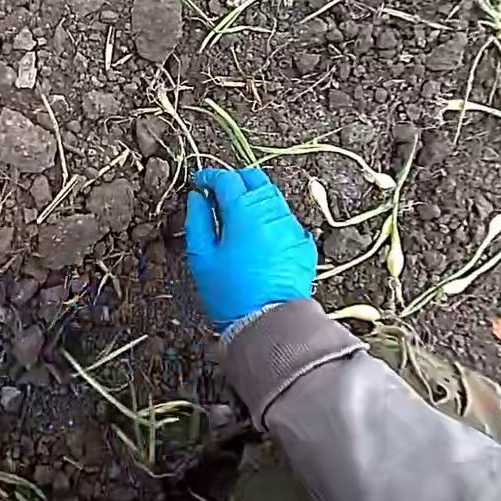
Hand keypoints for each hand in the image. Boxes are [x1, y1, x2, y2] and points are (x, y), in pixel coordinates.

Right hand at [185, 168, 316, 330]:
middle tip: (220, 195)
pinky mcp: (303, 242)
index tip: (201, 182)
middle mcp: (273, 212)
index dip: (210, 177)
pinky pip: (285, 219)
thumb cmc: (232, 294)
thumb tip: (198, 197)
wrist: (270, 323)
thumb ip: (198, 221)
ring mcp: (291, 226)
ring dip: (254, 199)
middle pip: (255, 178)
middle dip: (236, 180)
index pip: (227, 178)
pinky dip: (270, 220)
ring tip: (238, 219)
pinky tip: (259, 238)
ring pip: (272, 197)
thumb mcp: (202, 257)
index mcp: (245, 212)